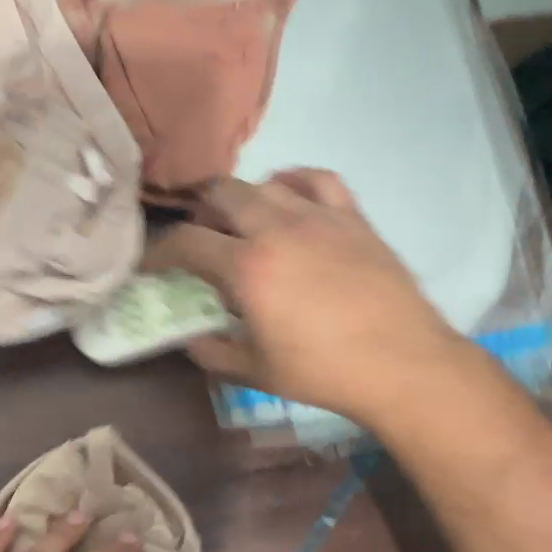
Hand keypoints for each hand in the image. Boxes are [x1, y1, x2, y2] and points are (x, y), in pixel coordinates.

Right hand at [148, 169, 465, 423]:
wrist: (401, 362)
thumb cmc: (322, 372)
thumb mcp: (255, 372)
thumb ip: (214, 352)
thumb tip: (192, 339)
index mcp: (247, 267)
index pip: (186, 242)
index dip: (159, 251)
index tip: (149, 263)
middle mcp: (278, 228)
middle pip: (222, 195)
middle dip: (199, 213)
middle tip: (197, 239)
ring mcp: (319, 216)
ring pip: (265, 182)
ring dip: (242, 199)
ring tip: (239, 223)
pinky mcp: (353, 217)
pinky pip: (317, 179)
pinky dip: (293, 181)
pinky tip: (287, 195)